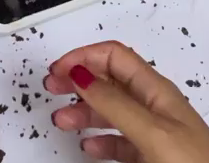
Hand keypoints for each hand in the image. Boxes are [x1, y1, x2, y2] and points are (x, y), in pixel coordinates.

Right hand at [44, 41, 208, 162]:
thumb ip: (115, 102)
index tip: (58, 70)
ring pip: (112, 112)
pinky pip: (121, 142)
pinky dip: (101, 142)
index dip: (84, 56)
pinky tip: (89, 149)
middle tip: (51, 89)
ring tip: (62, 122)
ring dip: (84, 112)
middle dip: (78, 80)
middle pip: (109, 80)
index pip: (114, 55)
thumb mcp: (152, 133)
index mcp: (156, 90)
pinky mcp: (156, 160)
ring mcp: (156, 134)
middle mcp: (155, 106)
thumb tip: (79, 72)